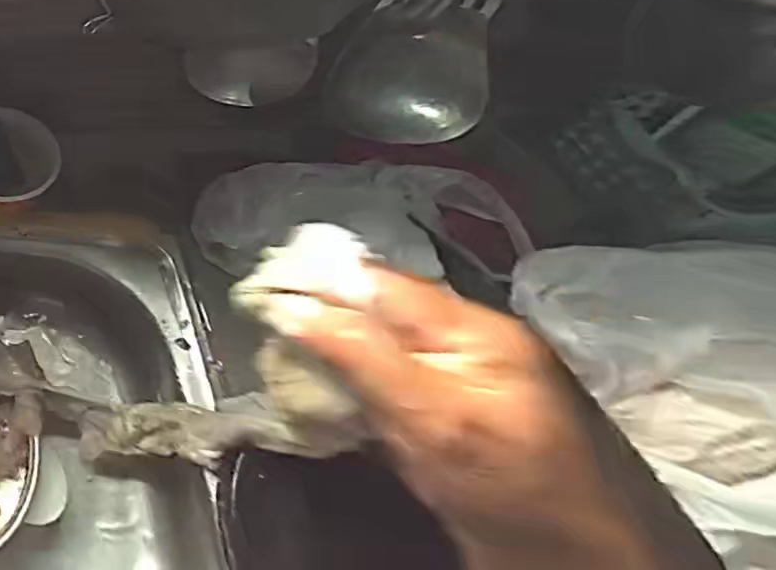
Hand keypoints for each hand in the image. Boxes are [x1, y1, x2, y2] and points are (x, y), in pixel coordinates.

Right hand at [284, 264, 658, 569]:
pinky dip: (347, 379)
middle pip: (366, 306)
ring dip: (326, 351)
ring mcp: (458, 376)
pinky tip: (324, 393)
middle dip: (314, 318)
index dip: (310, 280)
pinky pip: (380, 374)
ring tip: (286, 363)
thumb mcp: (432, 419)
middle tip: (267, 332)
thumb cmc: (517, 495)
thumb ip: (357, 353)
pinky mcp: (448, 409)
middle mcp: (463, 340)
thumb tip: (284, 305)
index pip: (369, 278)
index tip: (258, 294)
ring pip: (368, 340)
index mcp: (471, 327)